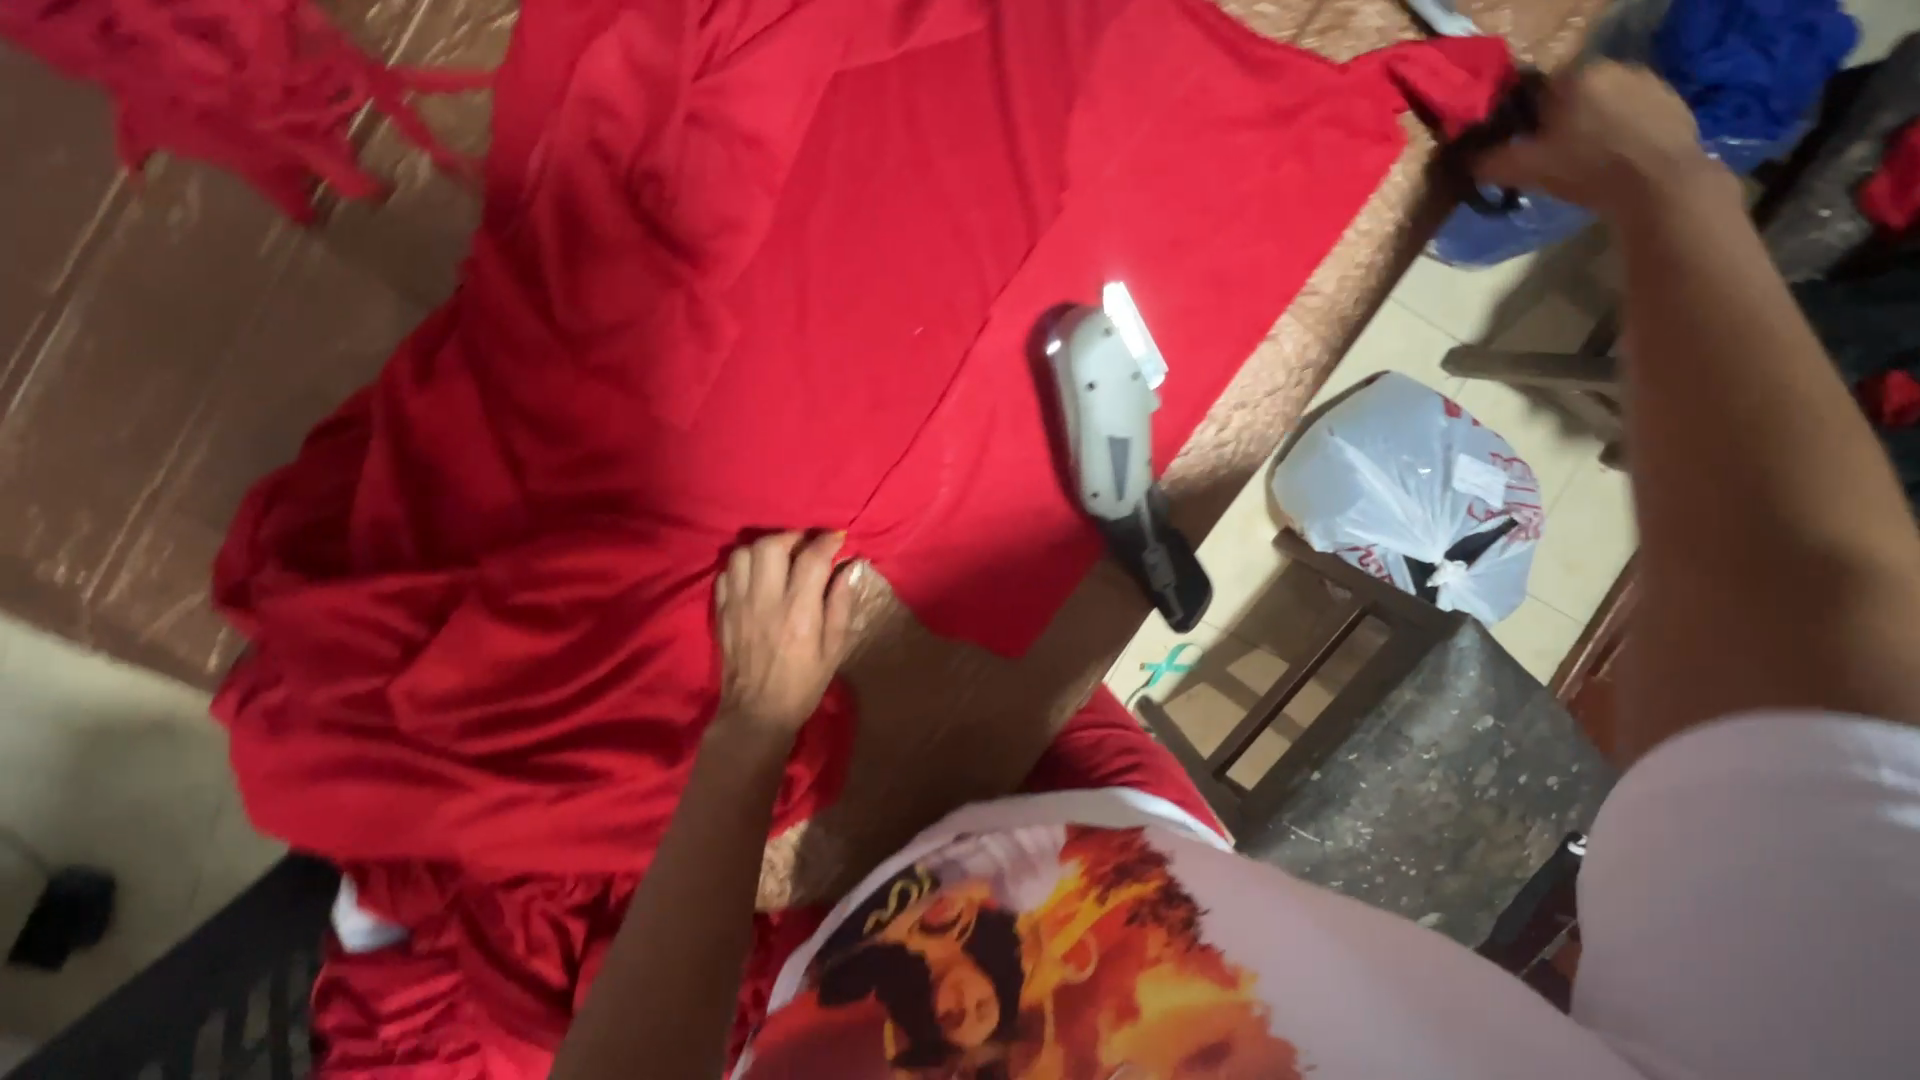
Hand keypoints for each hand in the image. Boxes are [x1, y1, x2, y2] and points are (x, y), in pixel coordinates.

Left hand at [714, 531, 859, 734]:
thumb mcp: (834, 649)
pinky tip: (756, 577)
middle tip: (805, 547)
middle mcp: (766, 601)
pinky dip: (742, 566)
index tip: (837, 538)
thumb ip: (840, 604)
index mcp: (799, 612)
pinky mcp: (722, 612)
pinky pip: (726, 573)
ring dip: (764, 549)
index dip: (827, 541)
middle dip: (792, 537)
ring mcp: (738, 605)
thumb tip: (851, 567)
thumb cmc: (803, 684)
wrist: (757, 713)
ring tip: (779, 559)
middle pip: (771, 545)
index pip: (811, 558)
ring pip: (744, 553)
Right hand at [1474, 62, 1720, 220]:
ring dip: (1589, 127)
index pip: (1532, 92)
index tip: (1519, 148)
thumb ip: (1487, 163)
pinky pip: (1631, 114)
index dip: (1520, 122)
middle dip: (1557, 123)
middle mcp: (1612, 67)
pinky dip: (1619, 132)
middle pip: (1569, 97)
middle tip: (1550, 159)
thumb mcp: (1524, 170)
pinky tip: (1615, 159)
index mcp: (1573, 76)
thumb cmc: (1585, 169)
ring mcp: (1648, 81)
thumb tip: (1466, 161)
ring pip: (1600, 105)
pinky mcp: (1671, 100)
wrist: (1658, 184)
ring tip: (1585, 161)